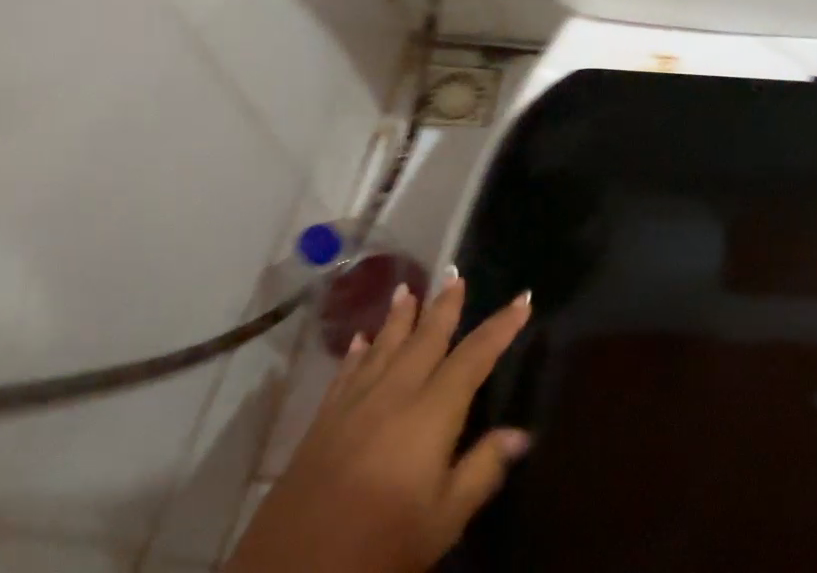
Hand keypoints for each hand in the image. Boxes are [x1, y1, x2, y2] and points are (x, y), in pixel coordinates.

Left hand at [226, 276, 531, 572]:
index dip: (501, 327)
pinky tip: (359, 341)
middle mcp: (393, 396)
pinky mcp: (321, 425)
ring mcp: (352, 407)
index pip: (474, 357)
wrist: (293, 571)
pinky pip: (345, 374)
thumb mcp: (444, 517)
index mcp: (431, 413)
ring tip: (408, 289)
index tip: (523, 298)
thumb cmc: (381, 544)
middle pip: (425, 340)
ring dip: (399, 318)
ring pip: (382, 348)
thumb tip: (521, 433)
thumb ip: (483, 469)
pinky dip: (356, 353)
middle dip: (444, 307)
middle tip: (456, 274)